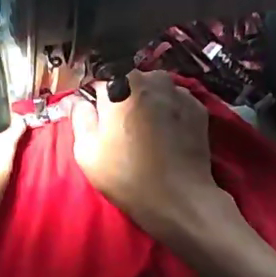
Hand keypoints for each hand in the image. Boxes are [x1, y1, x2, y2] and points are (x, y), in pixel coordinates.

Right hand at [72, 70, 229, 238]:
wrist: (177, 198)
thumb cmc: (125, 175)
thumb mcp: (87, 151)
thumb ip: (79, 117)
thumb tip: (77, 100)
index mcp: (121, 87)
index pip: (100, 78)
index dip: (95, 96)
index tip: (95, 115)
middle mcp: (153, 81)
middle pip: (130, 80)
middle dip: (122, 97)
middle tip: (118, 128)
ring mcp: (180, 93)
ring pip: (155, 88)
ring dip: (147, 102)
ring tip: (143, 130)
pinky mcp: (198, 109)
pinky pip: (175, 102)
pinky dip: (167, 112)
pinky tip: (164, 135)